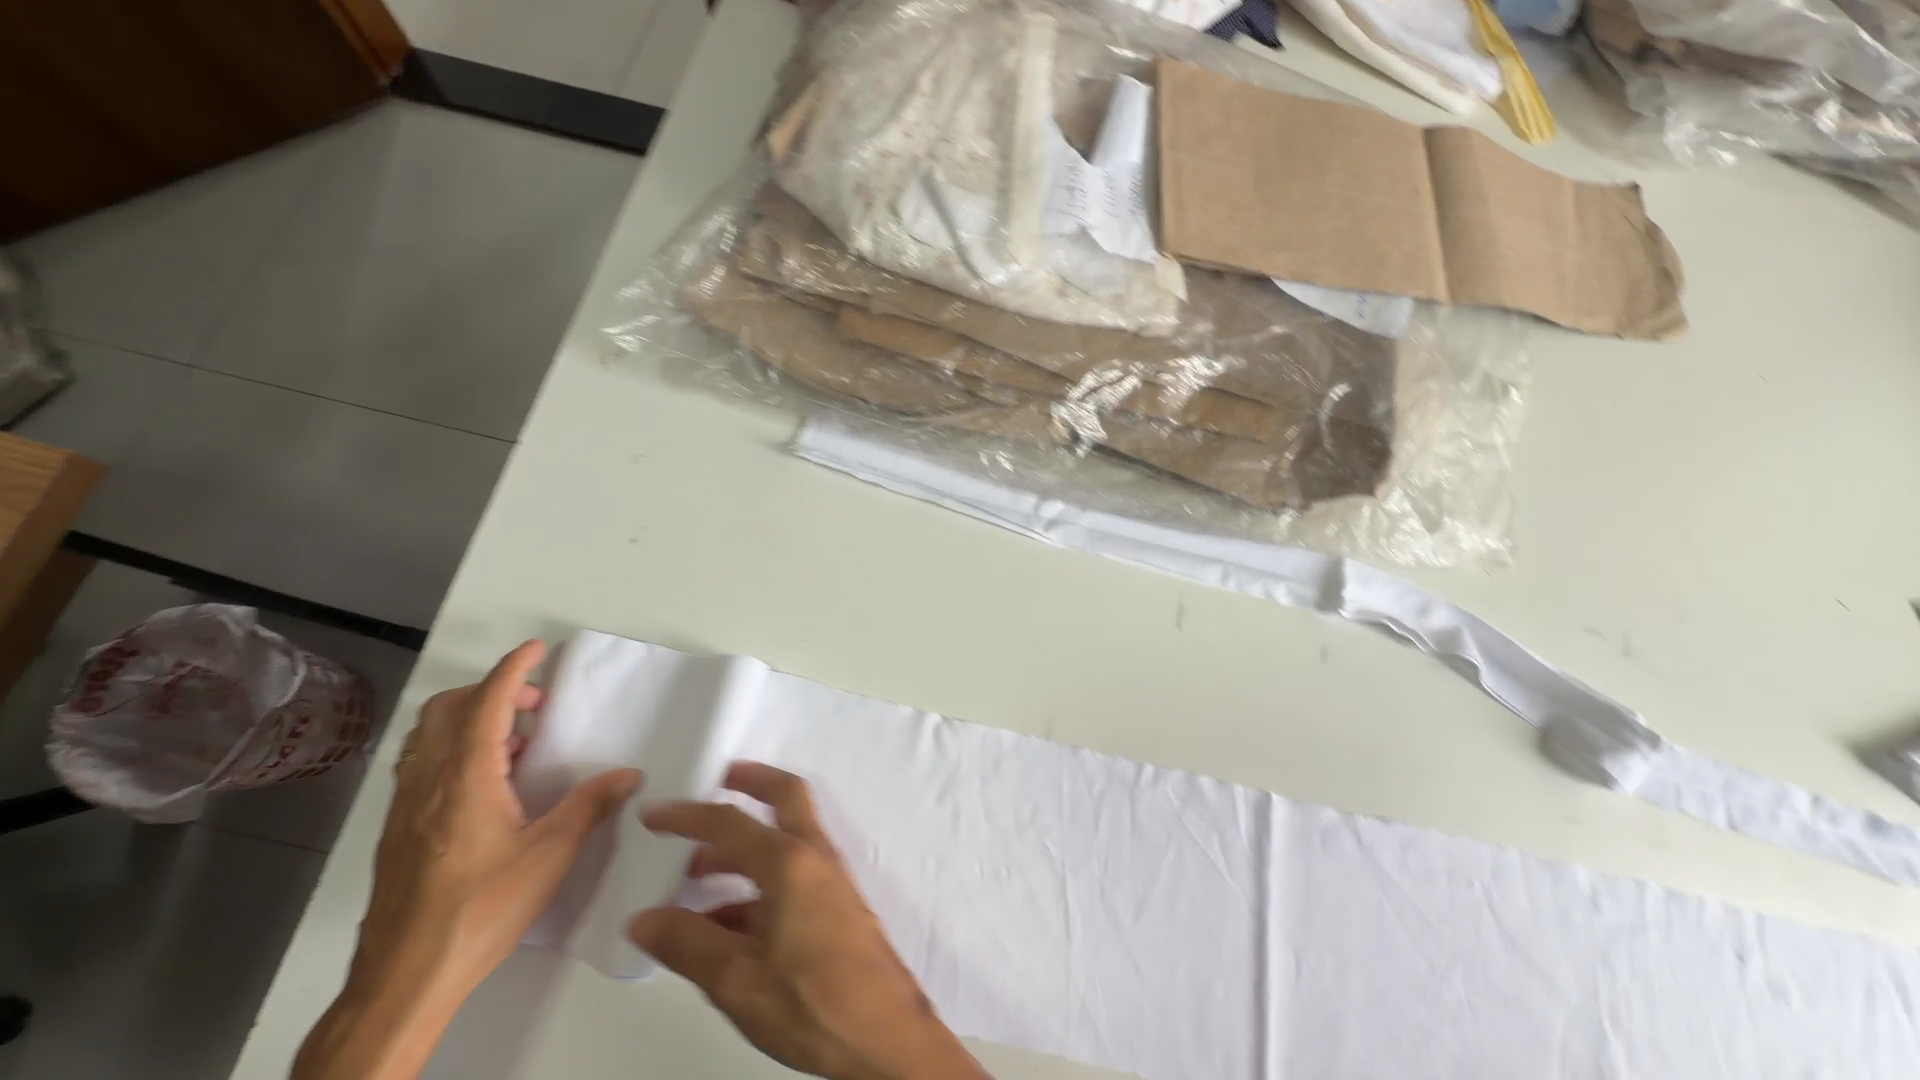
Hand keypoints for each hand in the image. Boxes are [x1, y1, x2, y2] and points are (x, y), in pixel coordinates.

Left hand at [295, 640, 640, 1079]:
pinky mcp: (398, 828)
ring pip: (429, 734)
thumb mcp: (549, 856)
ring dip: (470, 720)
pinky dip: (453, 748)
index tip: (536, 649)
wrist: (406, 973)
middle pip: (449, 708)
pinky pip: (422, 763)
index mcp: (466, 775)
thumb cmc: (482, 908)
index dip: (513, 670)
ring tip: (516, 746)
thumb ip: (589, 807)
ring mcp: (406, 803)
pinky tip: (485, 786)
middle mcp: (428, 778)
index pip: (487, 702)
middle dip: (493, 692)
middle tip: (535, 709)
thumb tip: (628, 774)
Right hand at [629, 763, 985, 1079]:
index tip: (653, 814)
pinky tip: (724, 927)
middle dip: (750, 782)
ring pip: (784, 845)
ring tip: (693, 879)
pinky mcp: (838, 911)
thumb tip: (644, 918)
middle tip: (716, 779)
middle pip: (784, 799)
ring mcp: (832, 884)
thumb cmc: (812, 1003)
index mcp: (789, 864)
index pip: (729, 822)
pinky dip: (757, 886)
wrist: (887, 1040)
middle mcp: (815, 861)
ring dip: (742, 850)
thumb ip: (687, 943)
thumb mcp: (735, 979)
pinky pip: (792, 880)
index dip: (686, 815)